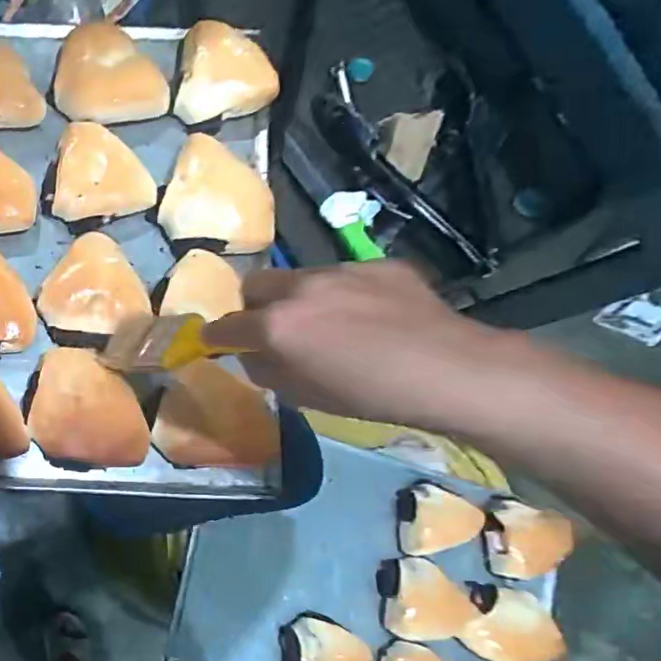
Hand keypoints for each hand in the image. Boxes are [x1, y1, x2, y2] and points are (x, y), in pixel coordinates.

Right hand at [204, 260, 548, 429]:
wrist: (447, 369)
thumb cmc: (366, 394)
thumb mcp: (302, 395)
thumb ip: (266, 371)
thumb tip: (254, 357)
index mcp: (276, 325)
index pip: (225, 325)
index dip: (214, 336)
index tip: (213, 342)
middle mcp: (299, 288)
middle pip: (255, 284)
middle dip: (253, 306)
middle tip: (271, 329)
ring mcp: (341, 270)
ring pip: (299, 277)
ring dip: (297, 298)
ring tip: (326, 323)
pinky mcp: (378, 265)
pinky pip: (343, 277)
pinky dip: (341, 294)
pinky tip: (367, 317)